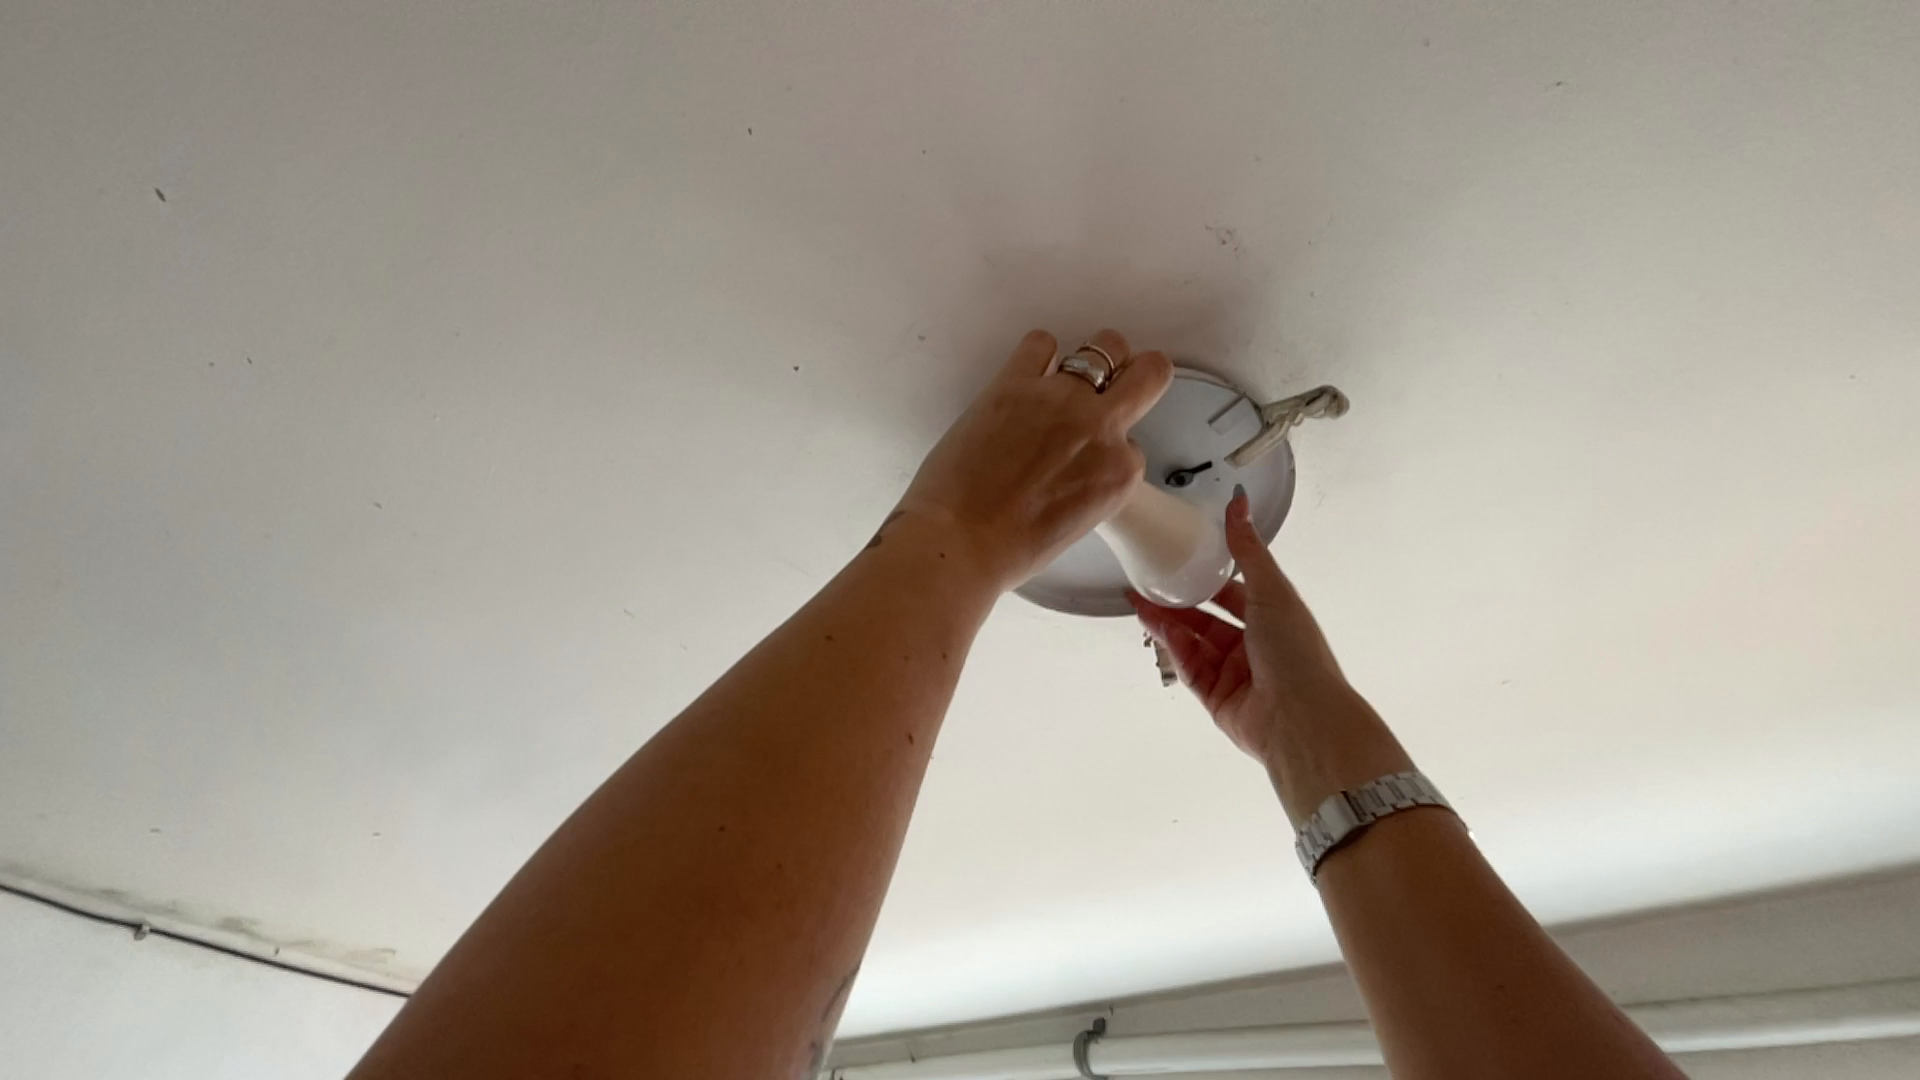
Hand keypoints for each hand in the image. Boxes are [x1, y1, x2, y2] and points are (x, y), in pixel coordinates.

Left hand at [894, 329, 1173, 592]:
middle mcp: (1101, 429)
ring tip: (1062, 380)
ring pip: (1105, 346)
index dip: (1107, 447)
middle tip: (1112, 385)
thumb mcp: (1074, 523)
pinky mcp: (1016, 383)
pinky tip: (1025, 376)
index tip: (1084, 456)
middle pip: (1150, 372)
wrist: (957, 542)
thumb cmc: (1008, 550)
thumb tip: (1074, 462)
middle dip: (1136, 374)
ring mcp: (1061, 400)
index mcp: (1119, 473)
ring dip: (1091, 361)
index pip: (1131, 444)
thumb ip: (1087, 482)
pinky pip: (1041, 342)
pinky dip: (1037, 356)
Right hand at [1129, 490, 1355, 768]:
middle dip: (1176, 601)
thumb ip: (1247, 549)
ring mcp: (1232, 672)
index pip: (1232, 592)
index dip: (1205, 576)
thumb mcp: (1271, 590)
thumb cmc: (1295, 651)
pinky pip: (1188, 666)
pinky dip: (1173, 648)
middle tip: (1145, 583)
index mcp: (1271, 618)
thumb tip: (1238, 502)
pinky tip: (1156, 630)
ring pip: (1192, 641)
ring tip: (1138, 602)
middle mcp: (1252, 645)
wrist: (1300, 719)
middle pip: (1206, 617)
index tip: (1177, 560)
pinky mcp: (1214, 697)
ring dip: (1167, 622)